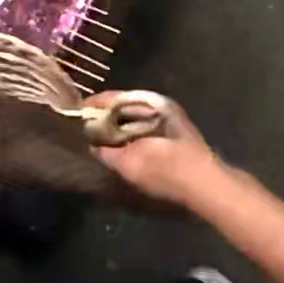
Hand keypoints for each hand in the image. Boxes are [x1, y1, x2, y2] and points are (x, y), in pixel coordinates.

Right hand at [83, 91, 228, 206]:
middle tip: (85, 127)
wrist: (206, 185)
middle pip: (125, 105)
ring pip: (135, 117)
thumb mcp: (131, 163)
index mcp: (152, 103)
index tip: (77, 112)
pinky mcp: (174, 136)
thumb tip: (94, 146)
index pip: (115, 96)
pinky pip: (144, 129)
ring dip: (117, 127)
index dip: (95, 104)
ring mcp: (170, 120)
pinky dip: (130, 135)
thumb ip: (108, 153)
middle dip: (105, 115)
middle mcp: (161, 106)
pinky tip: (120, 149)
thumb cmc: (167, 169)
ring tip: (98, 138)